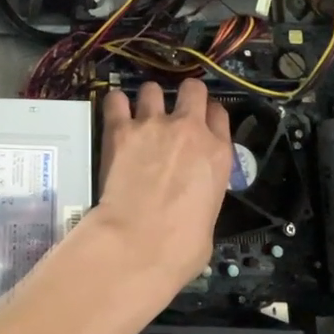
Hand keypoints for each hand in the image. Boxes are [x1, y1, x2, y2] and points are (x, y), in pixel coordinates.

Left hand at [89, 79, 231, 290]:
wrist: (140, 242)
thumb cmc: (182, 245)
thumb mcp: (210, 215)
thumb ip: (203, 190)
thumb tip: (190, 195)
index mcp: (218, 153)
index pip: (219, 114)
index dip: (208, 116)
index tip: (200, 123)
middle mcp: (189, 130)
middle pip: (192, 89)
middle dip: (184, 95)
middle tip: (173, 110)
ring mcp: (153, 124)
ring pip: (152, 89)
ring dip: (148, 100)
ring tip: (140, 116)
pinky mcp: (120, 129)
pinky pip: (116, 100)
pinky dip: (115, 105)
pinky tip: (115, 115)